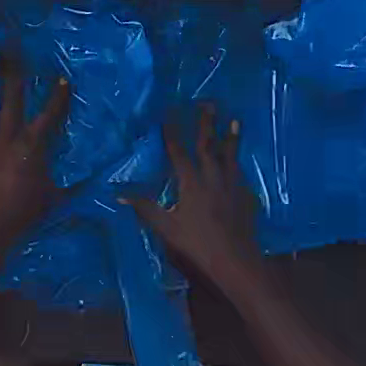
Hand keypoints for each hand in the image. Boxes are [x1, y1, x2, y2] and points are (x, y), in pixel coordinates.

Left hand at [0, 57, 71, 247]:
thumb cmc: (26, 208)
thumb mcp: (55, 197)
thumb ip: (71, 187)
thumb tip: (92, 184)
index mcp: (33, 141)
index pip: (51, 114)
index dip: (59, 96)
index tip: (62, 78)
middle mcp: (9, 132)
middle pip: (12, 95)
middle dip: (11, 70)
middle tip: (9, 48)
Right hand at [127, 104, 265, 294]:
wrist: (236, 261)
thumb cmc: (198, 245)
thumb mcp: (167, 229)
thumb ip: (145, 209)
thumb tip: (119, 194)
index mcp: (191, 182)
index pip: (179, 151)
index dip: (173, 130)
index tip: (169, 111)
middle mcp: (213, 177)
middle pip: (209, 144)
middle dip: (207, 123)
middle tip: (208, 103)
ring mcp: (233, 185)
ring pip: (231, 155)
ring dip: (231, 137)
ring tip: (235, 120)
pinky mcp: (246, 196)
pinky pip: (241, 174)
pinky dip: (239, 164)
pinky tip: (240, 163)